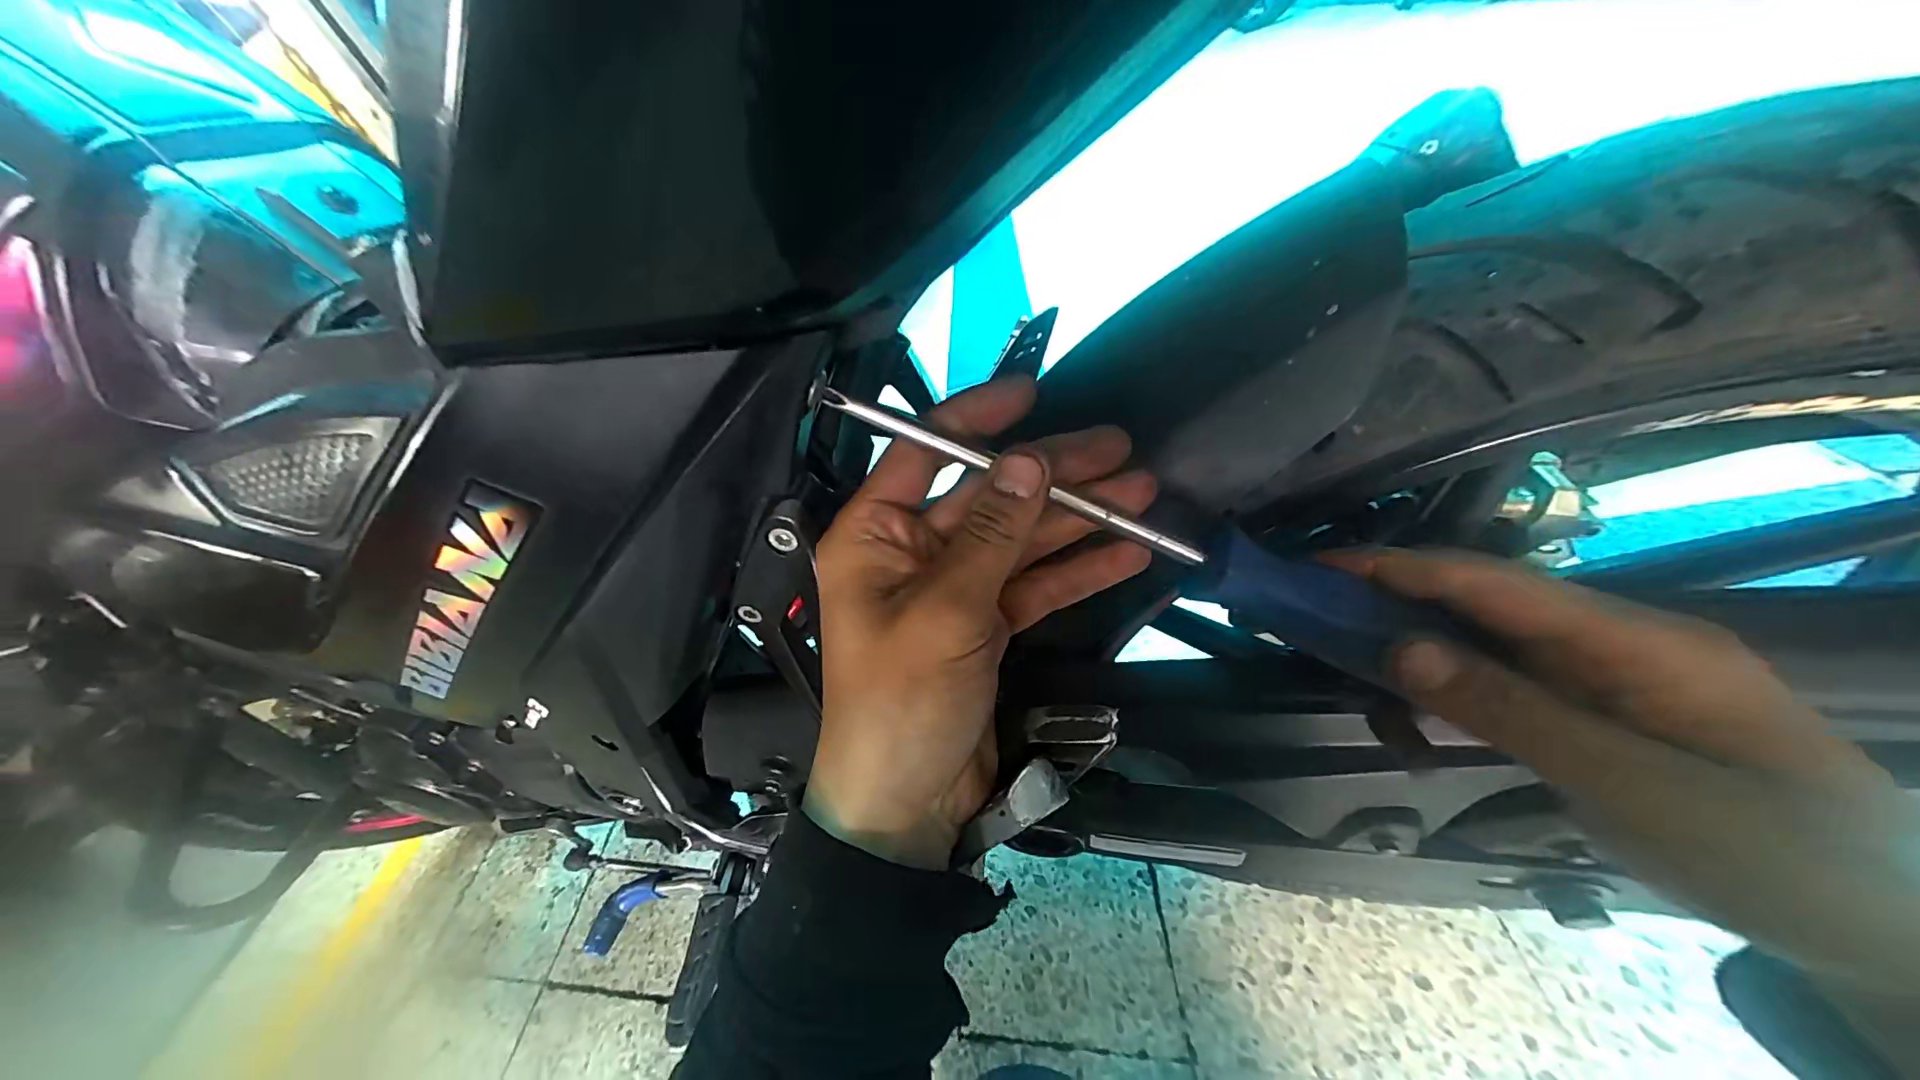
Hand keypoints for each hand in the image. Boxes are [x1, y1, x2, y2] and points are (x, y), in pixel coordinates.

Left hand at [806, 376, 1154, 868]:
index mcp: (875, 535)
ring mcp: (954, 588)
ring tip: (1143, 494)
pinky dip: (1078, 570)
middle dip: (1054, 474)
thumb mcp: (947, 611)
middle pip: (990, 496)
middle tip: (1120, 449)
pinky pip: (1035, 584)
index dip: (979, 420)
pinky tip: (1127, 553)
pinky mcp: (986, 624)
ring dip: (1080, 519)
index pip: (925, 453)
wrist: (906, 805)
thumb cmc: (902, 703)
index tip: (1033, 394)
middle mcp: (912, 552)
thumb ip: (991, 534)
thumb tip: (1030, 460)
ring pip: (1022, 539)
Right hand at [1336, 549, 1919, 998]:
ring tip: (1374, 717)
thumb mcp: (1633, 787)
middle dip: (1390, 612)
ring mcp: (1597, 678)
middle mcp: (1606, 643)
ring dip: (1415, 674)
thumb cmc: (1775, 854)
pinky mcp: (1586, 713)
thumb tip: (1398, 650)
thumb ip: (1511, 712)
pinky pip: (1497, 693)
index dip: (1401, 566)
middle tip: (1314, 628)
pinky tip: (1422, 742)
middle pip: (1474, 608)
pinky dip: (1446, 708)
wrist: (1883, 929)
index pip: (1493, 582)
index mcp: (1632, 640)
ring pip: (1478, 652)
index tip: (1321, 563)